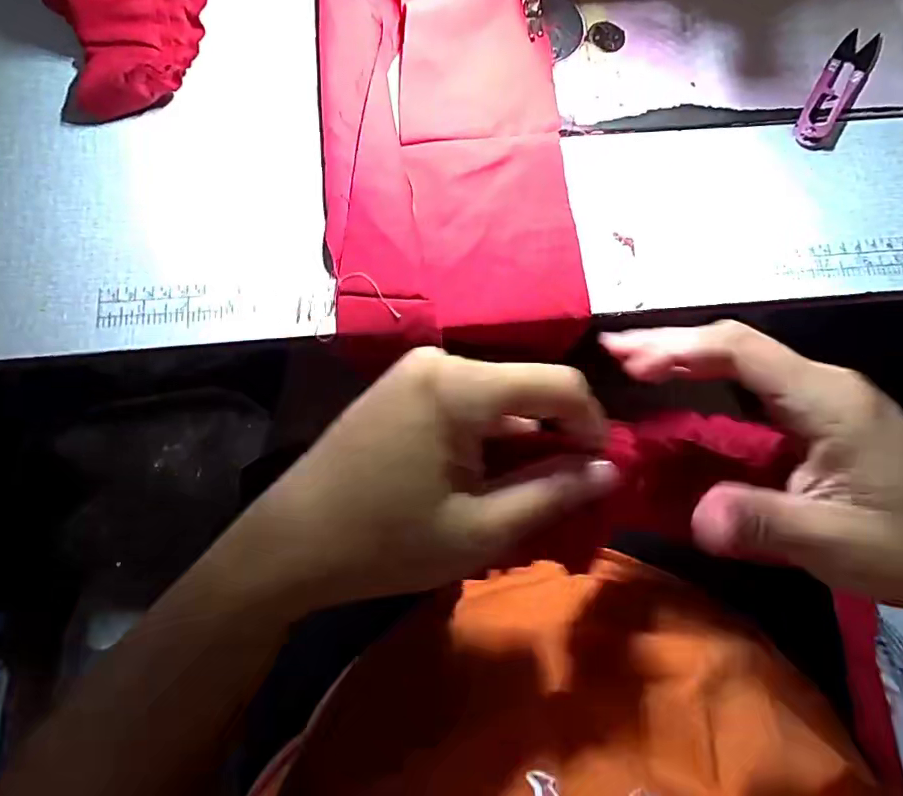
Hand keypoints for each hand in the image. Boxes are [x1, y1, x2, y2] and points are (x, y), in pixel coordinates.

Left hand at [216, 347, 617, 616]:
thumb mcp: (479, 530)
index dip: (593, 425)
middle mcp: (436, 360)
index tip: (600, 472)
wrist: (292, 540)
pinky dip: (485, 434)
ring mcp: (411, 370)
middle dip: (554, 436)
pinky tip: (483, 477)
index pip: (557, 382)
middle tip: (566, 493)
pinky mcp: (398, 387)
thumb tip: (609, 467)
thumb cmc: (385, 541)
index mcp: (457, 383)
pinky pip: (461, 400)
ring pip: (493, 396)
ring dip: (519, 439)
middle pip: (523, 386)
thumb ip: (552, 492)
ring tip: (525, 493)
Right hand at [602, 322, 902, 627]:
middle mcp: (822, 383)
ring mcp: (819, 397)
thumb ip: (765, 524)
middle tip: (612, 350)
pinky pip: (746, 382)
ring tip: (628, 360)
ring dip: (681, 356)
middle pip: (734, 342)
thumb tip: (695, 518)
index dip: (679, 350)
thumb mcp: (841, 547)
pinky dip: (702, 377)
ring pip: (738, 356)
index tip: (629, 364)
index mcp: (828, 399)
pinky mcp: (814, 416)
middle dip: (669, 343)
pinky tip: (675, 385)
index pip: (741, 349)